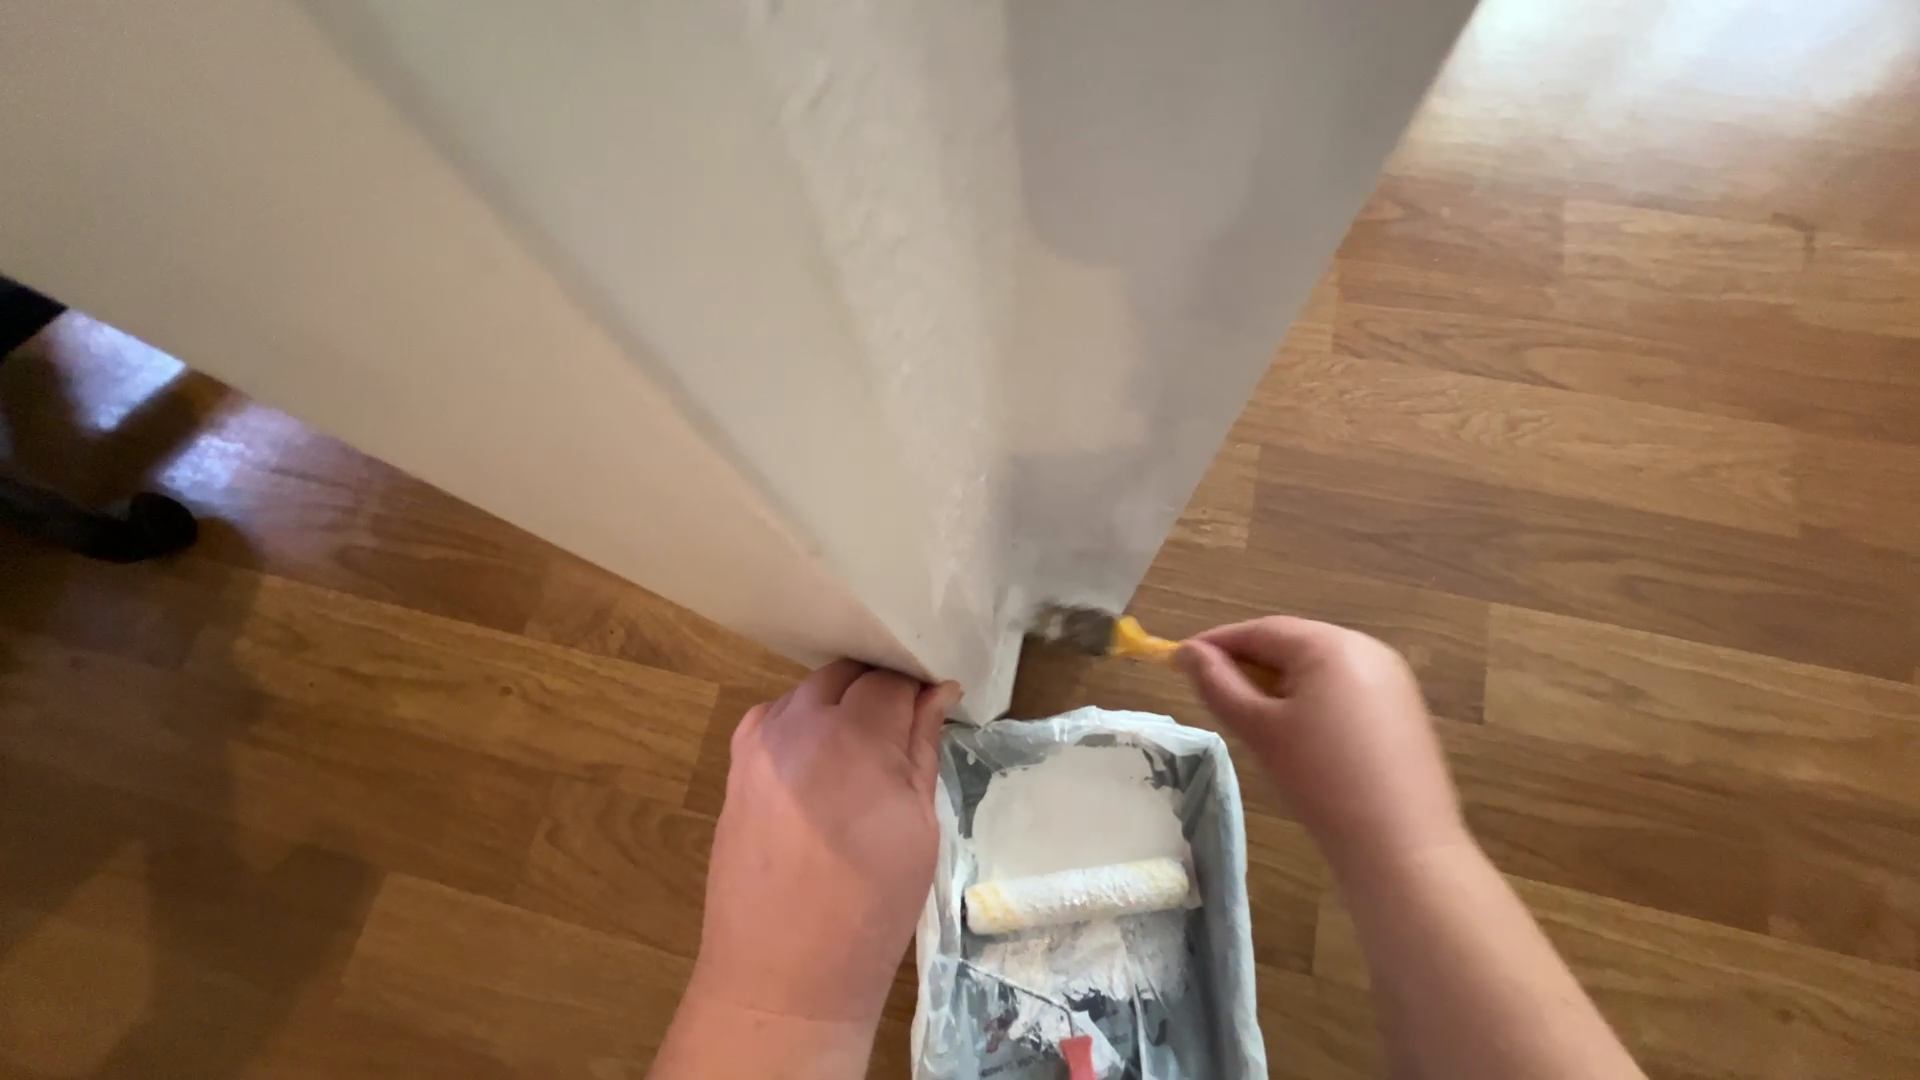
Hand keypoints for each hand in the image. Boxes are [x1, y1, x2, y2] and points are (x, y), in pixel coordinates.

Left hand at [690, 660, 961, 1024]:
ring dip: (840, 705)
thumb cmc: (871, 905)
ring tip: (859, 754)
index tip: (932, 706)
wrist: (783, 975)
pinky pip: (777, 719)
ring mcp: (759, 741)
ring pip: (810, 692)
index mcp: (854, 736)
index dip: (917, 688)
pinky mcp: (736, 763)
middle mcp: (799, 723)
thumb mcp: (920, 825)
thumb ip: (923, 746)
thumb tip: (938, 692)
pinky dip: (803, 726)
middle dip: (878, 690)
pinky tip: (819, 767)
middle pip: (848, 674)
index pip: (892, 677)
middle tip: (900, 731)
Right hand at [1176, 618, 1468, 878]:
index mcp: (1330, 645)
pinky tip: (1294, 731)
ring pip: (1315, 665)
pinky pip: (1341, 686)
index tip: (1178, 660)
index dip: (1215, 643)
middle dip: (1246, 662)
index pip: (1259, 630)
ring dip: (1275, 680)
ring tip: (1247, 712)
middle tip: (1209, 689)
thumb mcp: (1258, 728)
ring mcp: (1391, 677)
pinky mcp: (1402, 707)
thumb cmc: (1320, 780)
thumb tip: (1186, 651)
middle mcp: (1366, 648)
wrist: (1401, 847)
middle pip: (1289, 643)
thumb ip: (1217, 683)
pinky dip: (1308, 697)